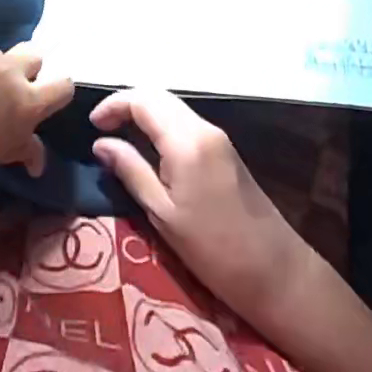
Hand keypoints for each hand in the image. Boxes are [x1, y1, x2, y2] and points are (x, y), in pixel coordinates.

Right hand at [91, 89, 312, 316]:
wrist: (279, 275)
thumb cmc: (214, 249)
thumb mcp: (162, 213)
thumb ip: (130, 171)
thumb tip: (101, 143)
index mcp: (186, 141)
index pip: (142, 100)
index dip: (112, 105)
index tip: (92, 126)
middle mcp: (203, 129)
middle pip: (158, 96)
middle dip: (126, 104)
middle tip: (103, 128)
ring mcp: (218, 138)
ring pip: (172, 107)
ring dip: (144, 113)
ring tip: (120, 136)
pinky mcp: (225, 151)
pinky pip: (184, 123)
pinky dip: (160, 125)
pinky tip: (148, 148)